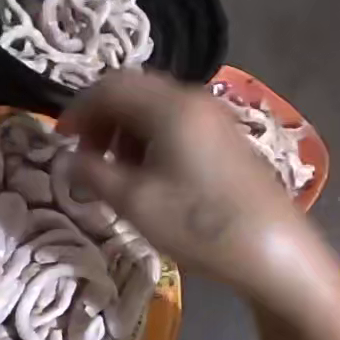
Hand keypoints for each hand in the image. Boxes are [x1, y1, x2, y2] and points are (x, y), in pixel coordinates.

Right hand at [58, 72, 337, 307]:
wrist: (276, 253)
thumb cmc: (199, 225)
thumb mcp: (135, 203)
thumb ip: (92, 174)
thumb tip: (68, 159)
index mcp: (169, 107)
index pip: (109, 86)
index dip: (79, 110)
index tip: (63, 142)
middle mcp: (193, 99)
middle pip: (133, 91)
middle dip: (102, 119)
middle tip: (88, 156)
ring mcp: (215, 116)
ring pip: (155, 107)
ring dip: (126, 129)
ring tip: (117, 170)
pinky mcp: (226, 137)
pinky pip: (177, 122)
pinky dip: (151, 138)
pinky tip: (151, 174)